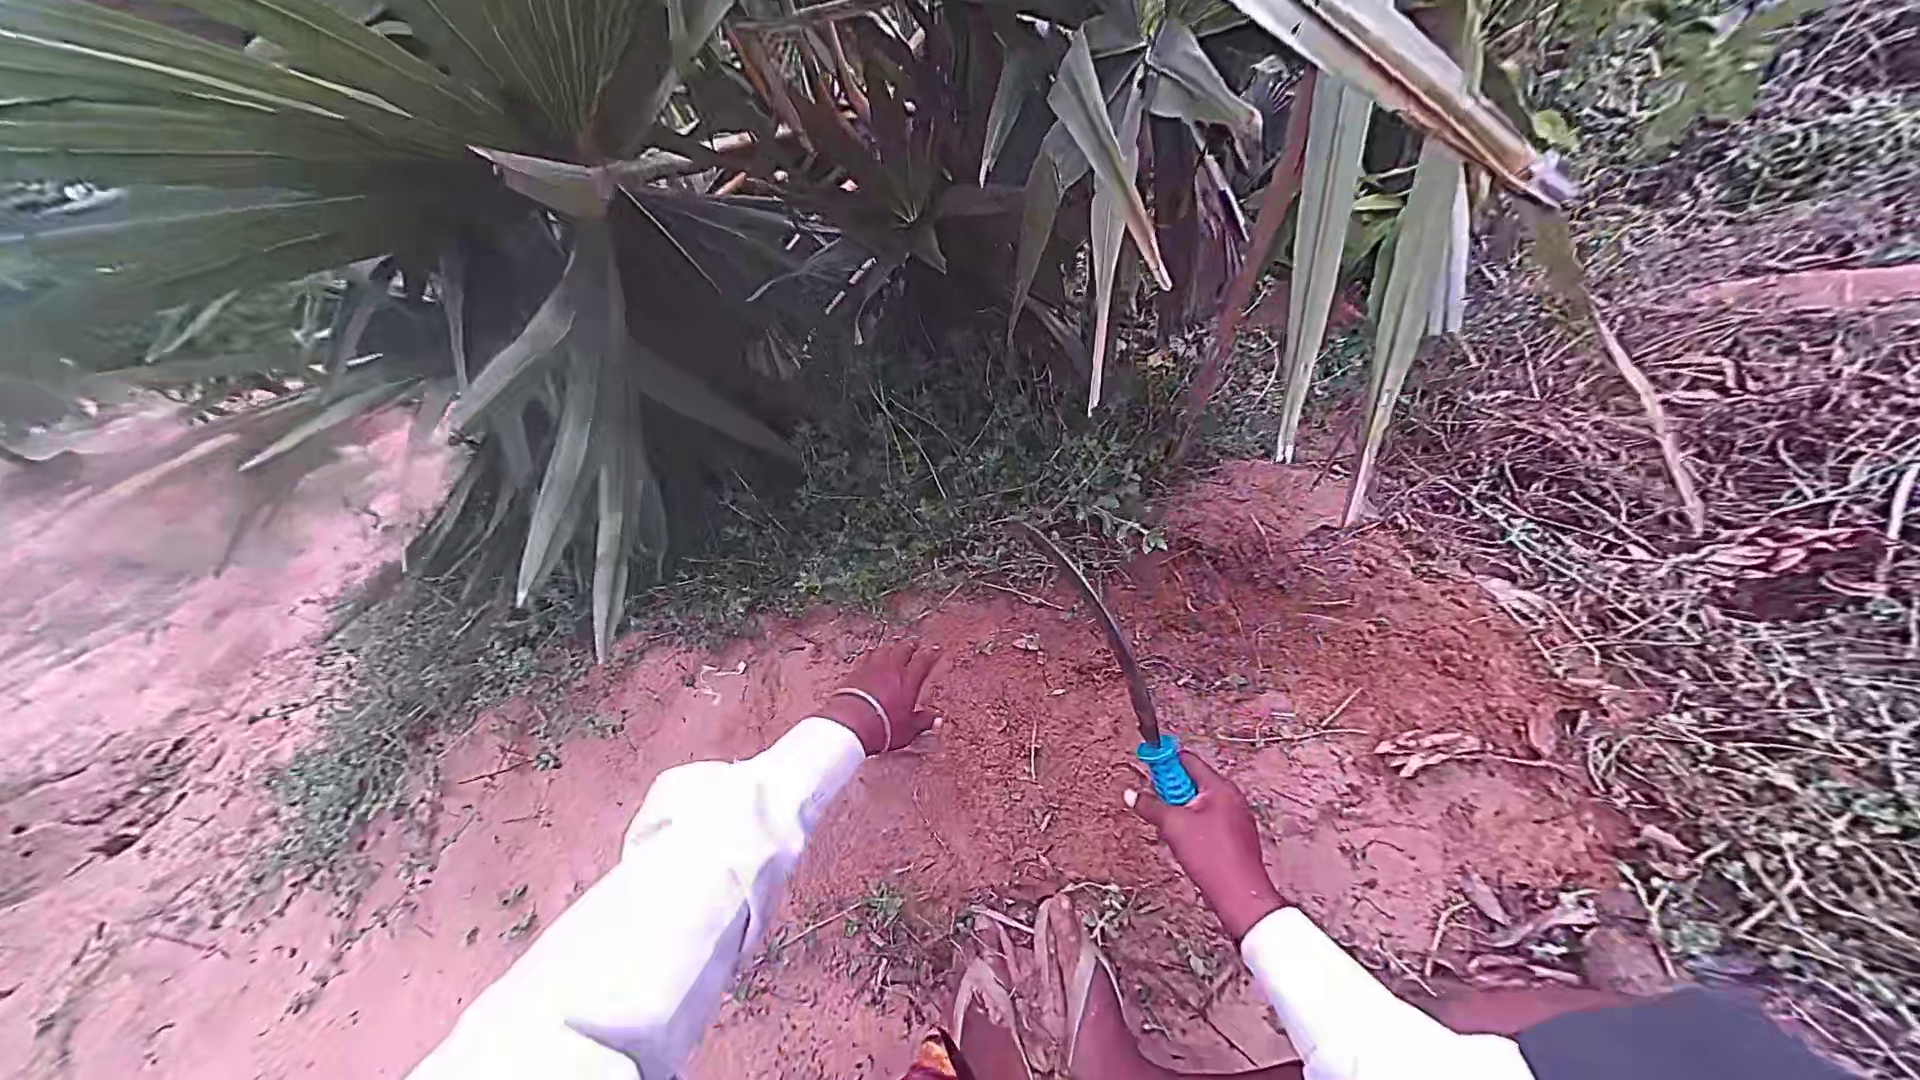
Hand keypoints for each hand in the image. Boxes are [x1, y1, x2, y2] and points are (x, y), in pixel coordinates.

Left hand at [818, 641, 942, 754]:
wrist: (851, 724)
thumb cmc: (883, 727)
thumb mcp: (909, 729)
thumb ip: (923, 720)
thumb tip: (936, 718)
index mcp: (909, 680)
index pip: (924, 660)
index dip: (932, 653)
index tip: (936, 649)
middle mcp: (892, 668)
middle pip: (903, 649)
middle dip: (910, 646)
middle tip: (914, 645)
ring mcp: (872, 667)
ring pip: (884, 649)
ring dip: (890, 647)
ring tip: (893, 646)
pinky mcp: (855, 671)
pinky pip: (866, 657)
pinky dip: (871, 655)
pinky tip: (870, 657)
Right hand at [1127, 752, 1283, 940]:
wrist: (1241, 898)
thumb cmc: (1212, 858)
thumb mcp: (1172, 825)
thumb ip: (1149, 805)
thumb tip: (1131, 794)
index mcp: (1219, 787)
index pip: (1187, 760)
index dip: (1165, 763)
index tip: (1149, 772)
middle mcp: (1231, 797)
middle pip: (1192, 780)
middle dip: (1171, 791)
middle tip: (1159, 806)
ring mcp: (1237, 817)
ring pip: (1199, 802)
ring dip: (1180, 810)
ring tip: (1172, 829)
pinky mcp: (1237, 836)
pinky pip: (1209, 818)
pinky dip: (1192, 824)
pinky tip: (1185, 842)